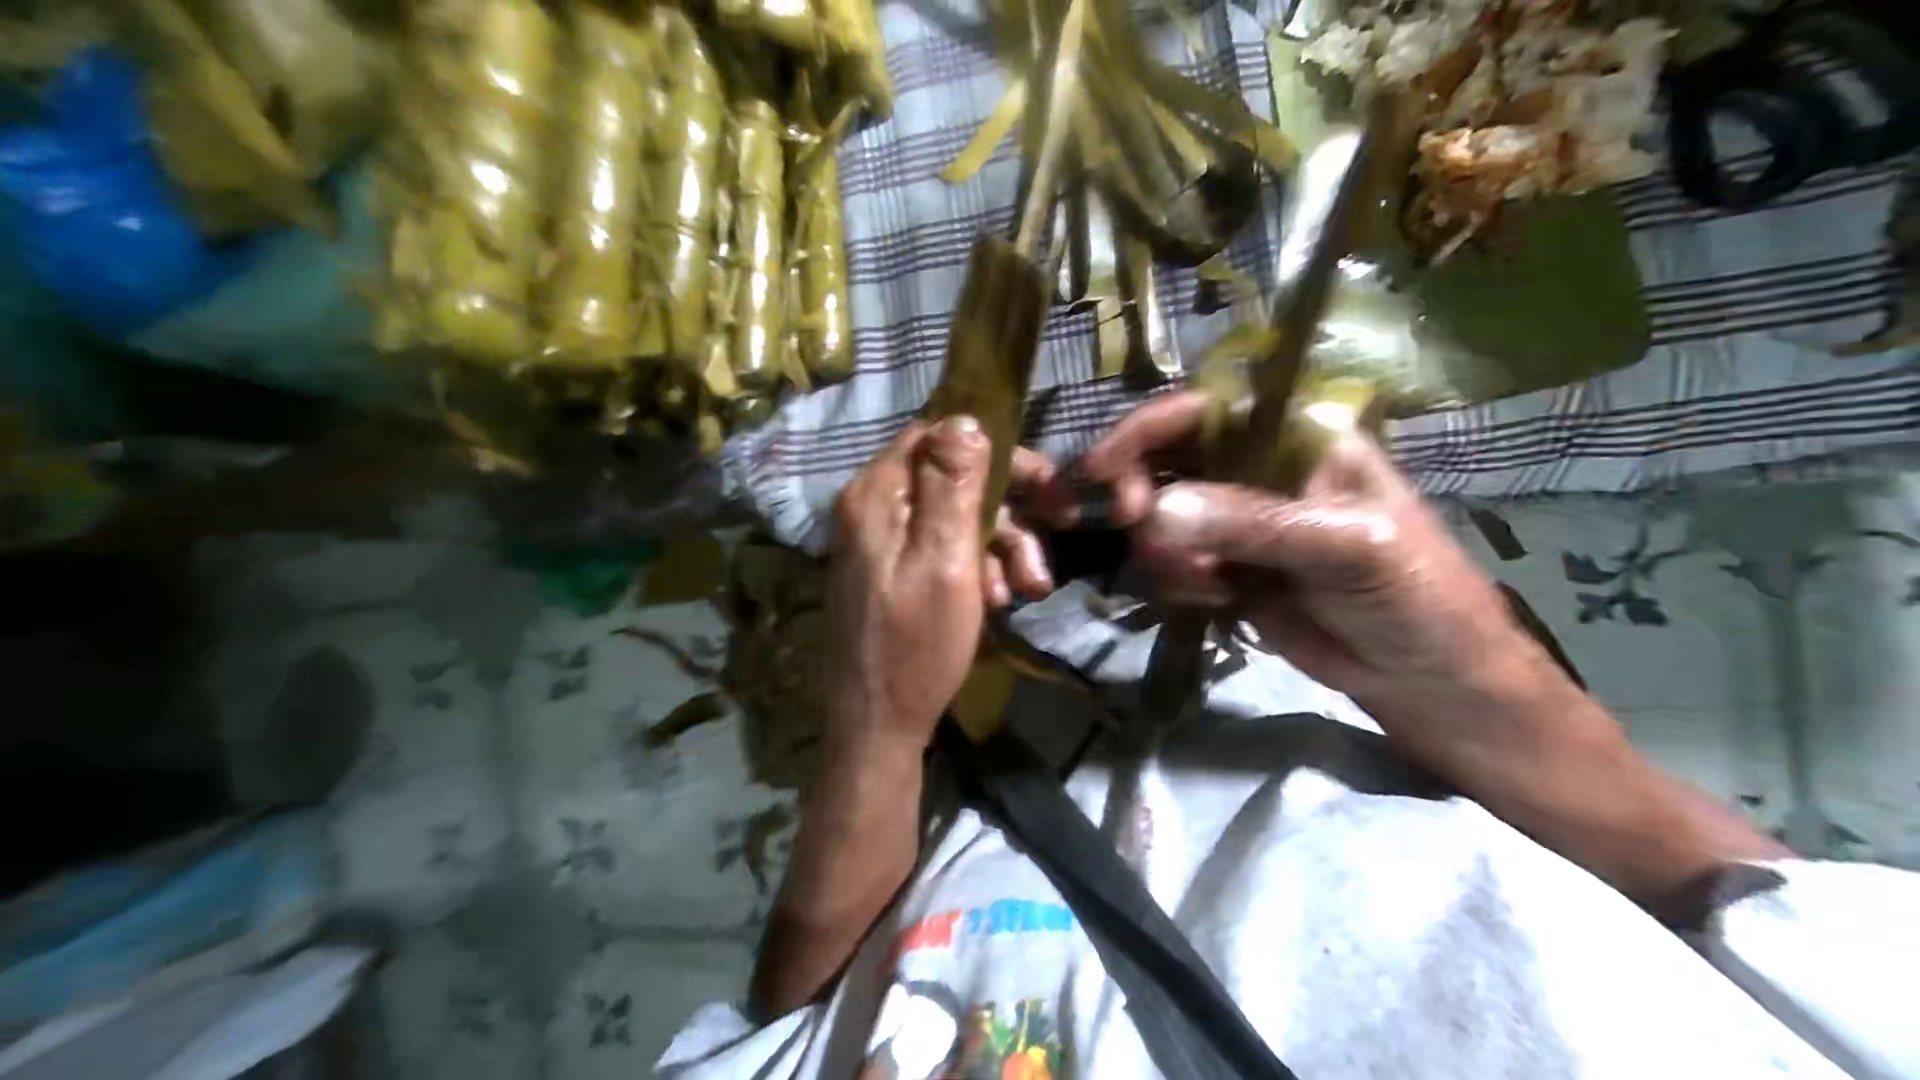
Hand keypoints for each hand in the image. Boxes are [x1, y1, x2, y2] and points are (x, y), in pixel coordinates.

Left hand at [827, 416, 1071, 755]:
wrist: (879, 723)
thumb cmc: (917, 644)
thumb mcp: (945, 560)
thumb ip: (952, 486)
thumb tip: (964, 417)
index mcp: (877, 496)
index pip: (935, 437)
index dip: (992, 450)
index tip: (1040, 480)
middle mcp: (872, 510)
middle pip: (950, 479)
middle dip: (1006, 507)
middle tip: (1057, 524)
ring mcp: (880, 543)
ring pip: (953, 518)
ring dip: (1000, 545)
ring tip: (1029, 586)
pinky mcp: (892, 572)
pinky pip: (941, 550)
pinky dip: (976, 568)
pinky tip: (999, 600)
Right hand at [1084, 393, 1786, 915]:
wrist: (1428, 681)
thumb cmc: (1415, 597)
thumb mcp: (1348, 547)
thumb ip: (1254, 523)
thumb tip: (1154, 511)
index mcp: (1297, 436)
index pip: (1206, 409)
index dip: (1147, 430)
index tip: (1103, 471)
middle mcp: (1257, 467)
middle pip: (1167, 457)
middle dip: (1139, 491)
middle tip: (1132, 527)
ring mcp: (1236, 520)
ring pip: (1159, 513)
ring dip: (1162, 547)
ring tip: (1206, 580)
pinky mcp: (1222, 566)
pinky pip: (1169, 559)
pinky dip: (1174, 577)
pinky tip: (1214, 598)